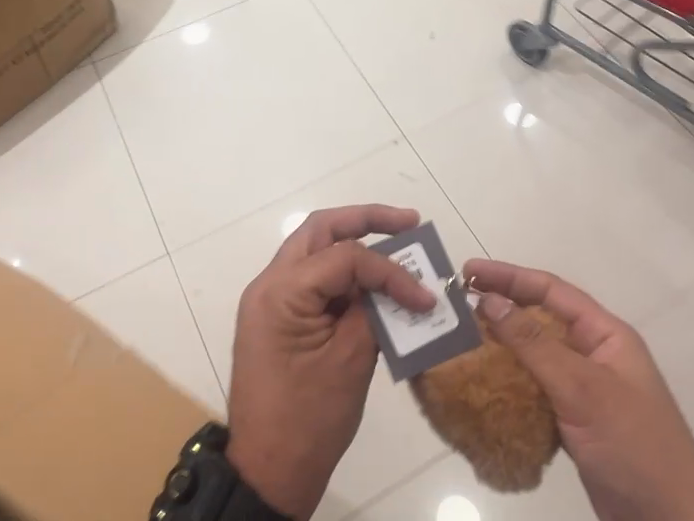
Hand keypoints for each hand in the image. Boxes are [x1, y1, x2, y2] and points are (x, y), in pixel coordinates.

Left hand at [227, 205, 436, 518]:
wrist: (268, 472)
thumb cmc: (309, 419)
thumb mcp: (350, 361)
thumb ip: (373, 311)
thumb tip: (397, 286)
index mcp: (282, 292)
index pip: (345, 256)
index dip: (391, 271)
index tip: (425, 298)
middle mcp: (270, 285)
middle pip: (321, 231)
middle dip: (366, 220)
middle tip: (409, 222)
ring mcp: (271, 302)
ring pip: (316, 252)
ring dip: (355, 246)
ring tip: (398, 245)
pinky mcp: (279, 320)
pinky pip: (314, 284)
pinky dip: (345, 279)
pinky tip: (376, 287)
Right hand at [466, 260, 693, 520]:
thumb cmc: (634, 445)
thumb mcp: (582, 388)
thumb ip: (534, 344)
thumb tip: (489, 300)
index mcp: (606, 335)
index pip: (552, 291)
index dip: (509, 277)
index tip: (468, 272)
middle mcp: (595, 356)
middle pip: (540, 320)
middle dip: (500, 310)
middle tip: (455, 307)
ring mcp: (586, 391)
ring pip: (535, 357)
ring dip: (500, 350)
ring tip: (459, 344)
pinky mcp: (575, 424)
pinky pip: (535, 393)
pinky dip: (508, 388)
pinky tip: (480, 389)